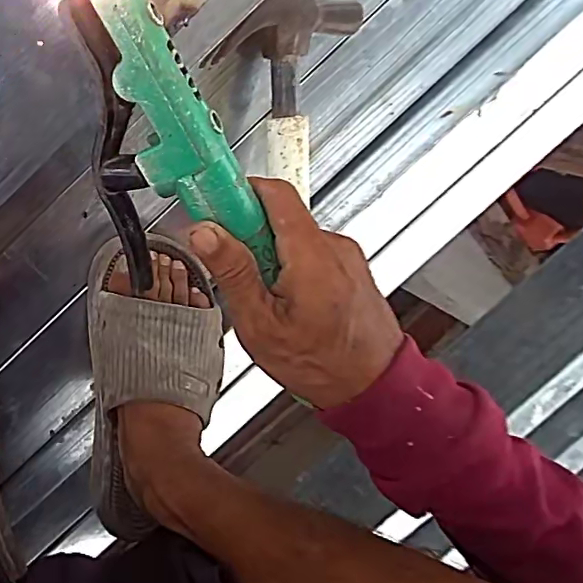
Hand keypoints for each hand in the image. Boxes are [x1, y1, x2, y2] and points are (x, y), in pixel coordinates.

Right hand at [187, 178, 402, 408]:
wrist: (377, 390)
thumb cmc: (322, 365)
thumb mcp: (260, 323)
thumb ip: (233, 271)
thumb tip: (205, 232)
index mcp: (312, 256)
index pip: (273, 193)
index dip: (237, 192)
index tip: (211, 204)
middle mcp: (333, 247)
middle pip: (277, 215)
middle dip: (244, 233)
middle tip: (226, 264)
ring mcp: (344, 255)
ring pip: (289, 234)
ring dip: (264, 252)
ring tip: (257, 292)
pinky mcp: (347, 266)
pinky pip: (305, 249)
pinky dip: (284, 263)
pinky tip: (280, 296)